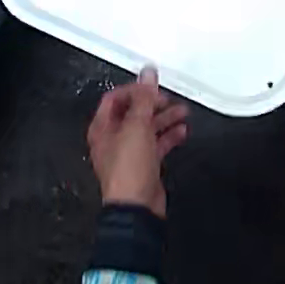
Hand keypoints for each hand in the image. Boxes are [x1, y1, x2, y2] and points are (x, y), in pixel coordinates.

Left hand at [86, 67, 188, 218]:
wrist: (137, 208)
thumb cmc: (127, 172)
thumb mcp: (137, 126)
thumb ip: (144, 98)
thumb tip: (147, 75)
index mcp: (103, 127)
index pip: (115, 98)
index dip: (133, 89)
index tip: (151, 86)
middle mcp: (113, 139)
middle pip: (133, 112)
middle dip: (152, 104)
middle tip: (168, 98)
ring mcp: (129, 153)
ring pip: (147, 128)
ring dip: (164, 118)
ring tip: (182, 112)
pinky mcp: (144, 165)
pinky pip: (157, 144)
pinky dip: (169, 136)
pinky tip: (181, 131)